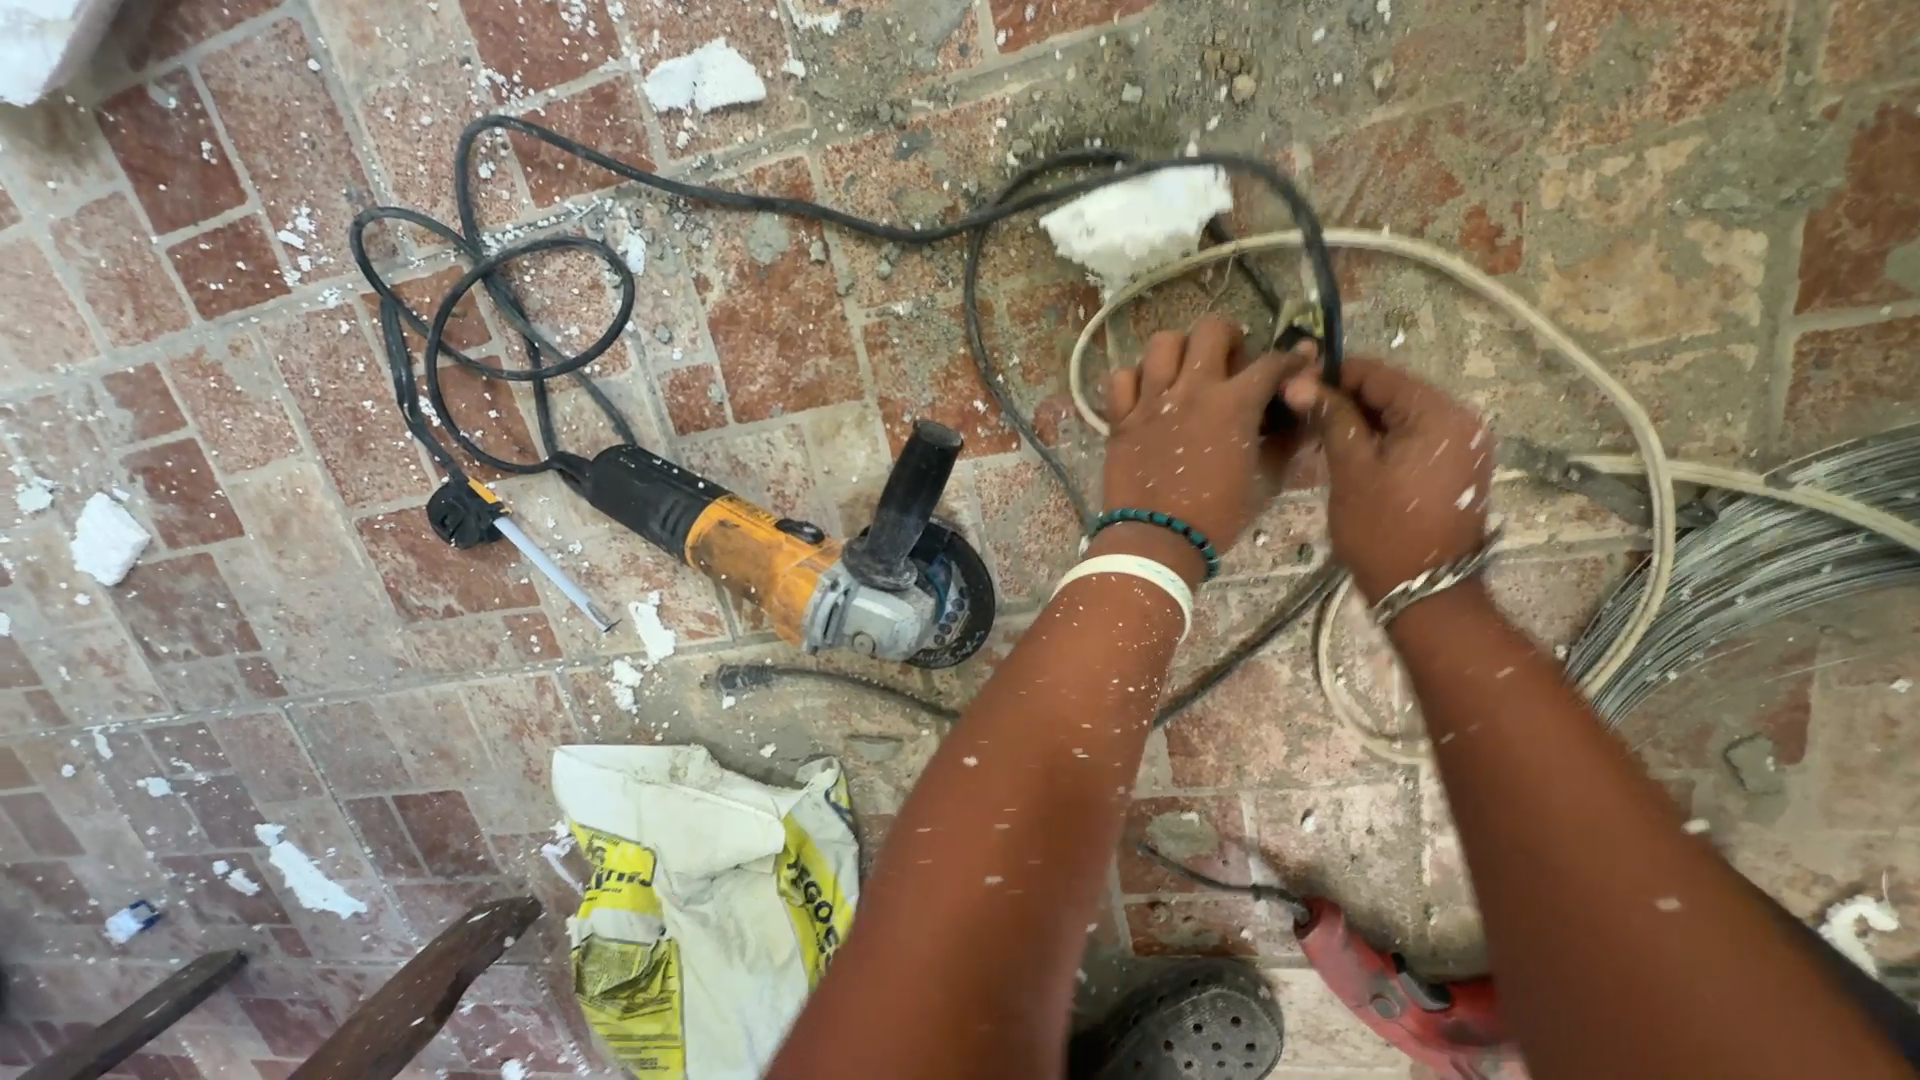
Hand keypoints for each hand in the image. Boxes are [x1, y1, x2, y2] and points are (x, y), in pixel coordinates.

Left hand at [1097, 315, 1313, 582]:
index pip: (1271, 363)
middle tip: (1231, 362)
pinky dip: (1134, 378)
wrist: (1158, 540)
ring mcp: (1151, 401)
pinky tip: (1147, 394)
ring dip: (1179, 351)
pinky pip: (1120, 378)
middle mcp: (1191, 390)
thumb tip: (1302, 418)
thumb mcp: (1265, 482)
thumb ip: (1286, 443)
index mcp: (1233, 404)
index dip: (1291, 359)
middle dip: (1229, 337)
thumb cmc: (1217, 516)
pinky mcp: (1120, 418)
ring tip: (1185, 373)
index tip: (1296, 363)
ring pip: (1162, 343)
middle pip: (1211, 329)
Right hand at [1283, 358, 1492, 603]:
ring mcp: (1463, 446)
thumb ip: (1331, 417)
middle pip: (1393, 393)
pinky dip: (1381, 440)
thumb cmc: (1383, 529)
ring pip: (1401, 417)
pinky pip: (1413, 439)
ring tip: (1319, 432)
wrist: (1423, 591)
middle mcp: (1461, 422)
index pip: (1380, 375)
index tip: (1293, 382)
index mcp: (1440, 416)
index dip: (1334, 375)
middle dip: (1346, 399)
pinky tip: (1349, 452)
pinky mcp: (1456, 468)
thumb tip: (1298, 381)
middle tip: (1302, 411)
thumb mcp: (1351, 469)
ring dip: (1361, 420)